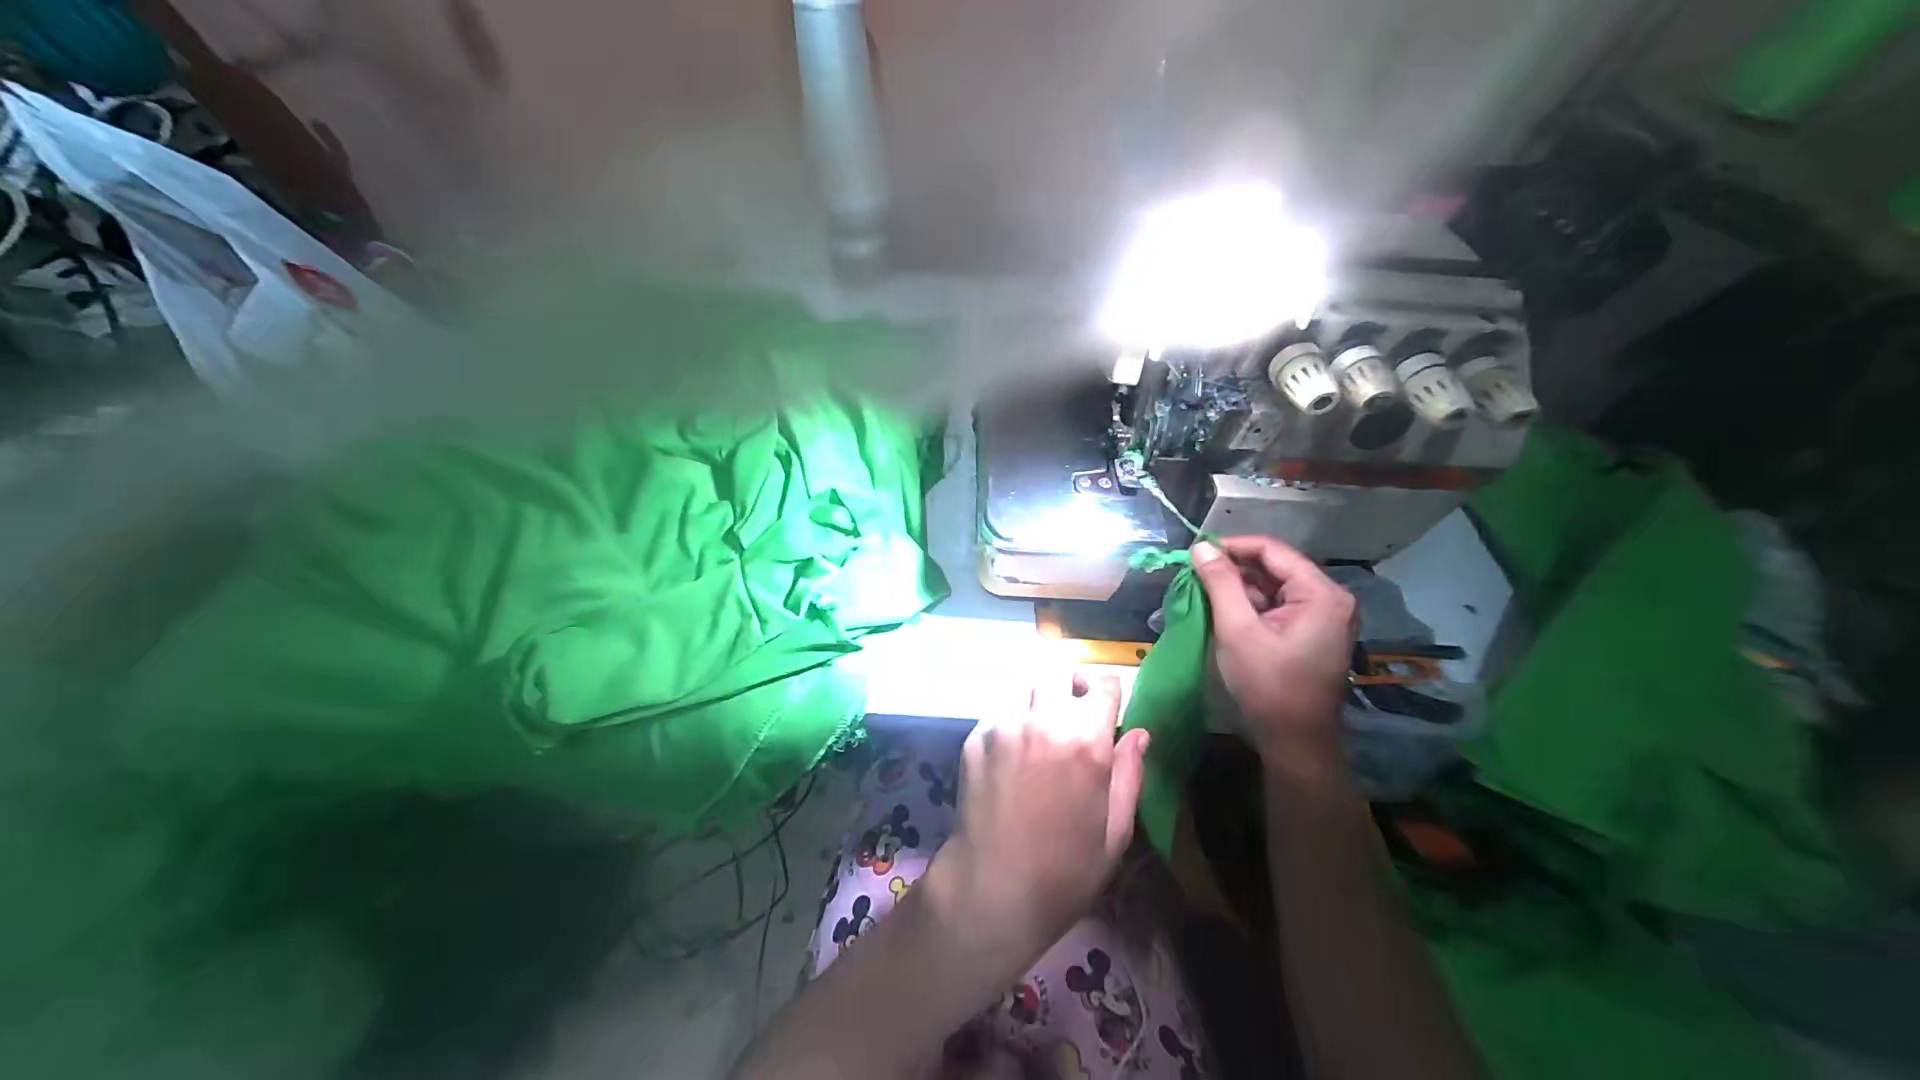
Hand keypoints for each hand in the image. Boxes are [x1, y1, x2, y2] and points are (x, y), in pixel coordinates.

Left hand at [922, 672, 1150, 970]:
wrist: (991, 888)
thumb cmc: (1065, 870)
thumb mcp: (1115, 831)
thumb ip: (1129, 774)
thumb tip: (1139, 734)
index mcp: (1085, 741)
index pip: (1103, 683)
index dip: (1108, 692)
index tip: (1105, 709)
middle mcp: (1043, 721)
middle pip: (1058, 673)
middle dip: (1070, 686)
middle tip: (1072, 714)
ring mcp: (1004, 726)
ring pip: (1026, 692)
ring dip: (1038, 705)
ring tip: (1039, 741)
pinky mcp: (974, 738)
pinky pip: (1000, 715)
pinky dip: (1011, 726)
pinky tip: (1011, 762)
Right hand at [1189, 537, 1355, 770]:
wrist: (1295, 740)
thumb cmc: (1268, 685)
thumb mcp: (1237, 630)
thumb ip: (1220, 583)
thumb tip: (1201, 547)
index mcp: (1321, 593)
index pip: (1272, 550)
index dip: (1232, 546)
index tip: (1197, 553)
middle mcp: (1331, 597)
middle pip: (1276, 566)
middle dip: (1235, 568)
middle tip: (1197, 574)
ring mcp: (1326, 615)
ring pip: (1275, 585)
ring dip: (1241, 587)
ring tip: (1206, 594)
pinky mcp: (1315, 631)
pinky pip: (1280, 604)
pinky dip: (1253, 605)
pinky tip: (1227, 612)